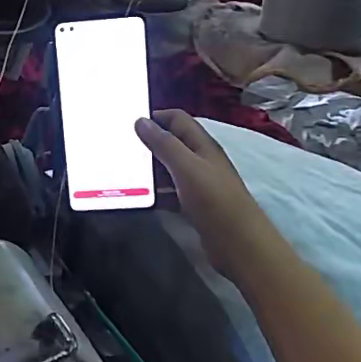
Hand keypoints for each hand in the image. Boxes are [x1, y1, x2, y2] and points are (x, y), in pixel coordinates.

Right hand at [135, 110, 279, 275]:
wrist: (239, 244)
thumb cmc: (214, 200)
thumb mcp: (187, 167)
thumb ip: (165, 144)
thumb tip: (141, 120)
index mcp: (203, 145)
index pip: (178, 119)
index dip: (155, 117)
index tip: (128, 123)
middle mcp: (202, 161)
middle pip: (173, 143)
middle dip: (149, 143)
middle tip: (121, 148)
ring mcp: (200, 184)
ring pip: (170, 169)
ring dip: (151, 169)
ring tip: (125, 172)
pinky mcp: (196, 206)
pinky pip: (171, 193)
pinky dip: (157, 193)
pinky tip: (140, 198)